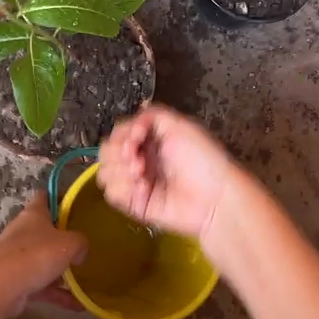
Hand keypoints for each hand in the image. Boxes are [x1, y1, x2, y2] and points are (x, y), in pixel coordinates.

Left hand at [0, 194, 86, 316]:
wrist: (2, 287)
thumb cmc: (36, 255)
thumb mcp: (69, 243)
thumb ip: (80, 242)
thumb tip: (81, 250)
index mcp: (34, 214)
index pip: (46, 196)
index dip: (60, 197)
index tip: (78, 203)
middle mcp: (24, 232)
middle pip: (46, 230)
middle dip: (64, 238)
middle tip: (85, 243)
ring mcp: (18, 258)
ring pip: (45, 260)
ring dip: (62, 270)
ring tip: (84, 278)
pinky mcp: (17, 281)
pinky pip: (42, 285)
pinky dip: (58, 294)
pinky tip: (78, 305)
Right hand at [97, 104, 250, 241]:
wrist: (214, 196)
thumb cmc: (203, 160)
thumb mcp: (181, 125)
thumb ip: (153, 114)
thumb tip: (134, 118)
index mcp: (150, 139)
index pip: (118, 132)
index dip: (123, 134)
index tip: (137, 137)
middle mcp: (140, 158)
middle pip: (106, 151)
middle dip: (118, 153)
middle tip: (138, 160)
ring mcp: (136, 182)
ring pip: (104, 173)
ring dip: (120, 172)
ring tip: (142, 176)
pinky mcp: (135, 203)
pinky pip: (112, 194)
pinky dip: (124, 189)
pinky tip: (143, 189)